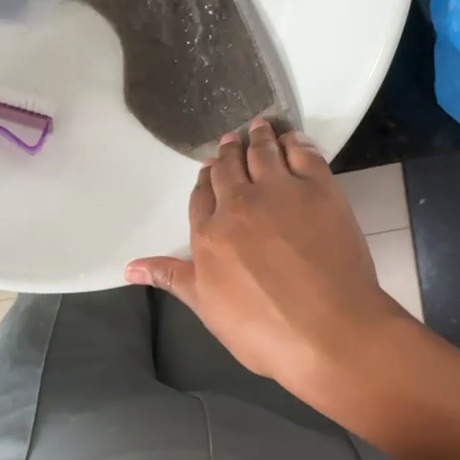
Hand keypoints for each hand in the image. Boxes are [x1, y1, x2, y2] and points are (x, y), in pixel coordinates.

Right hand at [127, 120, 413, 406]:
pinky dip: (295, 143)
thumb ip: (173, 278)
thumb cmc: (264, 332)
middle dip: (228, 153)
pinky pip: (304, 154)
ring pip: (264, 153)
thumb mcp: (209, 309)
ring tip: (259, 127)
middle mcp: (239, 204)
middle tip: (231, 140)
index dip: (205, 179)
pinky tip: (293, 140)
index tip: (209, 170)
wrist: (329, 332)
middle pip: (229, 169)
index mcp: (209, 234)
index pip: (201, 195)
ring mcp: (281, 192)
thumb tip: (130, 268)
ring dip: (259, 138)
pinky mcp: (320, 190)